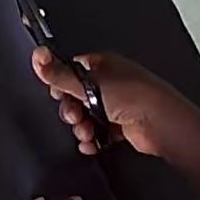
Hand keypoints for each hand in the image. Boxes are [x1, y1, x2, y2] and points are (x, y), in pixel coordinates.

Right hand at [31, 48, 199, 157]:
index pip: (73, 70)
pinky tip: (92, 144)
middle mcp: (110, 82)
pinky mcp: (122, 125)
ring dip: (81, 127)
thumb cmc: (134, 96)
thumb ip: (60, 74)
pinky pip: (98, 132)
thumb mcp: (90, 85)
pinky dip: (92, 139)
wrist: (162, 124)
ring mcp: (117, 104)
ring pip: (87, 116)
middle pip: (77, 96)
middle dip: (72, 110)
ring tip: (86, 133)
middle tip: (75, 117)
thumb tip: (37, 55)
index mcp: (103, 64)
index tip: (58, 94)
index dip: (62, 83)